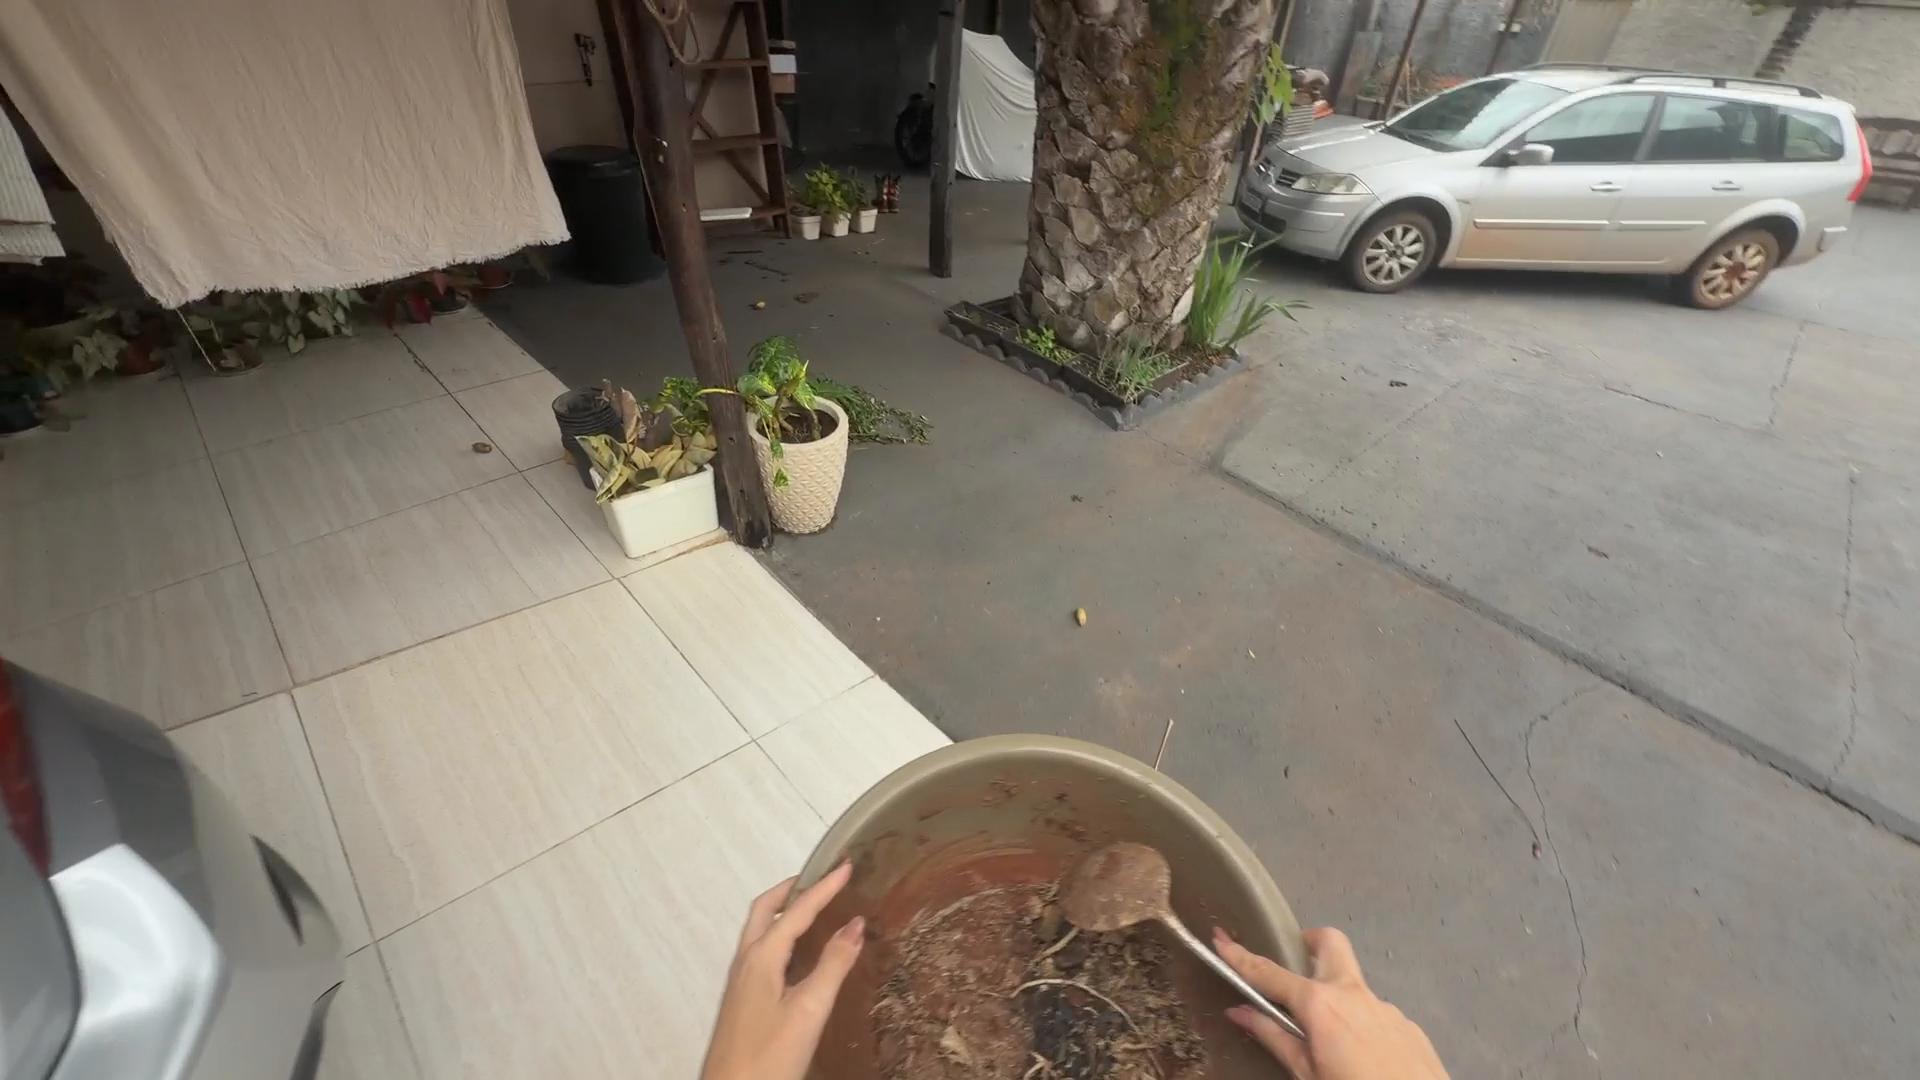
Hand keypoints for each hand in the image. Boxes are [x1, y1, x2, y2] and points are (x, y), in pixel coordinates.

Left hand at [700, 862, 864, 1079]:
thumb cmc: (770, 1057)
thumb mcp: (810, 1010)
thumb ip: (834, 964)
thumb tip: (856, 923)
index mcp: (762, 956)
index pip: (798, 909)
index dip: (825, 886)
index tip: (848, 865)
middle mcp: (747, 961)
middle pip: (767, 909)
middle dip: (793, 888)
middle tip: (821, 879)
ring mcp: (740, 983)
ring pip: (761, 930)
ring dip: (785, 910)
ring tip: (814, 906)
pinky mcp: (742, 1002)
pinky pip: (761, 949)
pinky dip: (781, 933)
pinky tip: (799, 953)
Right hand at [1215, 926, 1448, 1079]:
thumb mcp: (1308, 1077)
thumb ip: (1275, 1039)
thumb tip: (1239, 1011)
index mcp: (1319, 1004)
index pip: (1268, 972)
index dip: (1240, 956)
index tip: (1220, 938)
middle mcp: (1352, 993)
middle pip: (1329, 942)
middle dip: (1310, 942)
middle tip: (1298, 965)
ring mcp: (1386, 1008)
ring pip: (1355, 988)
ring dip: (1339, 1002)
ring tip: (1338, 1048)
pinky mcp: (1412, 1029)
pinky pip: (1378, 1017)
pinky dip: (1364, 1029)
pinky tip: (1369, 1064)